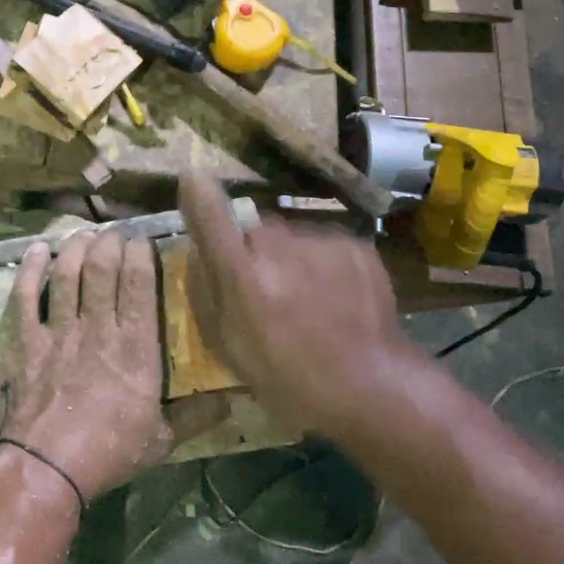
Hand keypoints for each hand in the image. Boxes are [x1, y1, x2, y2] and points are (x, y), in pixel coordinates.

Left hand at [0, 231, 171, 503]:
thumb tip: (231, 401)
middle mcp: (97, 329)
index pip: (139, 286)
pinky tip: (37, 252)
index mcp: (135, 348)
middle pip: (102, 271)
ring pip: (66, 276)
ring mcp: (58, 332)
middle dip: (108, 244)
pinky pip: (26, 297)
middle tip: (113, 234)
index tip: (142, 241)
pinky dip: (30, 270)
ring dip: (74, 249)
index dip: (140, 256)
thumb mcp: (161, 440)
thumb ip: (196, 416)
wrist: (47, 464)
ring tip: (83, 235)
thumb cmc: (109, 452)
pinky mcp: (26, 342)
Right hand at [178, 173, 422, 438]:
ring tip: (301, 299)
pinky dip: (319, 264)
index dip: (199, 196)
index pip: (213, 217)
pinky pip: (321, 245)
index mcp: (243, 275)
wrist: (371, 385)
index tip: (192, 178)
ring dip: (287, 257)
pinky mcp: (355, 246)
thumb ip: (205, 291)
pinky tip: (330, 297)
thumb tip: (195, 251)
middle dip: (250, 250)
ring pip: (289, 237)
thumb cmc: (286, 376)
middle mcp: (281, 248)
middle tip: (261, 289)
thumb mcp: (226, 343)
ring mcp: (322, 243)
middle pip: (254, 231)